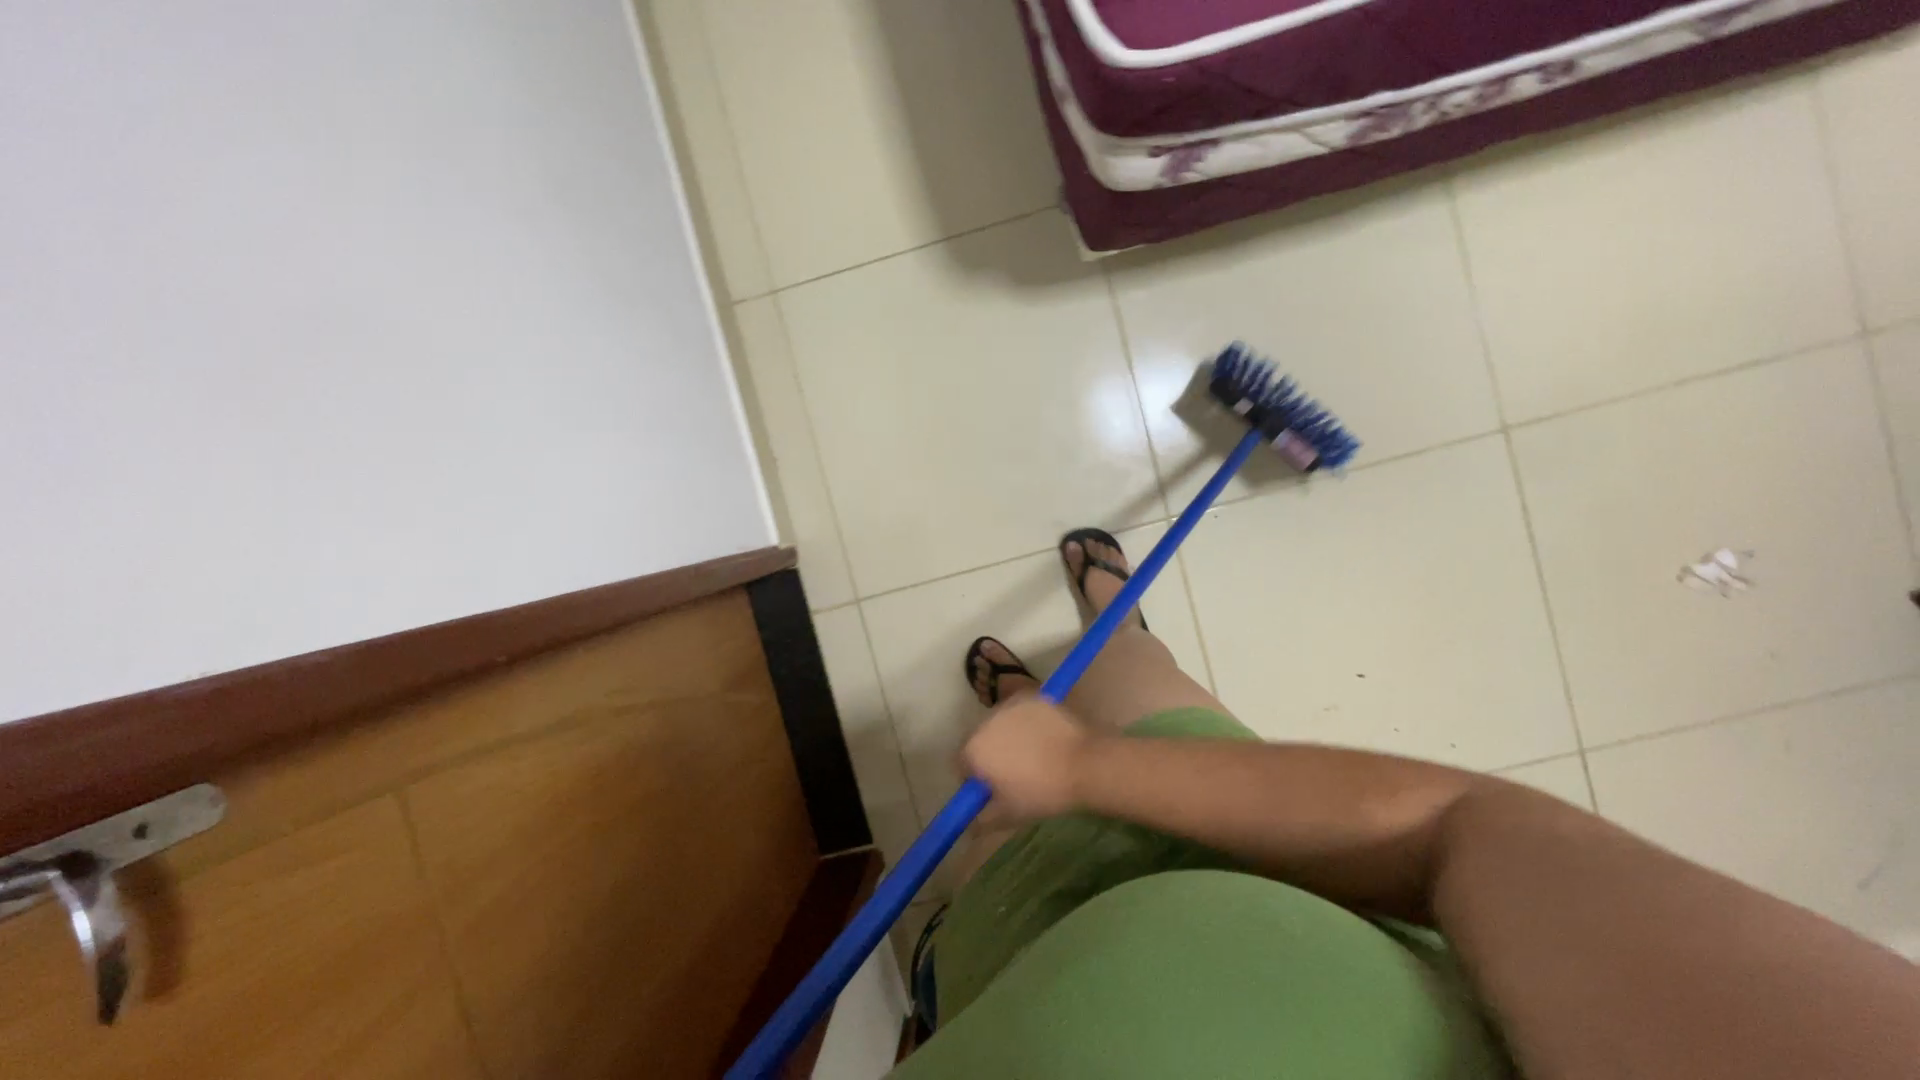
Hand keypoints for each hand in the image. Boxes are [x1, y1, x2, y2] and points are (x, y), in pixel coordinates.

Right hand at [960, 693, 1096, 824]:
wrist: (1085, 765)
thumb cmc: (1043, 792)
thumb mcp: (1009, 815)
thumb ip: (983, 821)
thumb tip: (970, 827)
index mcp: (974, 750)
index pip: (961, 763)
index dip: (974, 777)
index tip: (992, 789)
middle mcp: (985, 722)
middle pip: (979, 739)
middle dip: (991, 754)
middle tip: (1014, 772)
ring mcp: (1010, 706)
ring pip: (1000, 724)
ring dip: (1007, 736)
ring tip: (1033, 753)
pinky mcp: (1033, 697)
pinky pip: (1020, 712)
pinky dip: (1026, 722)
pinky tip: (1044, 737)